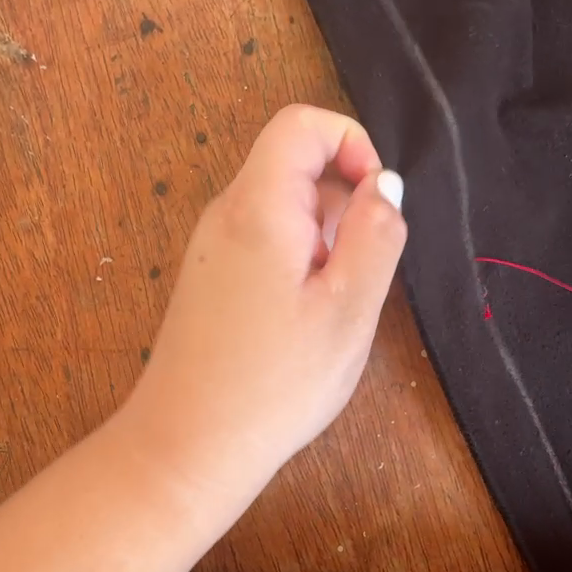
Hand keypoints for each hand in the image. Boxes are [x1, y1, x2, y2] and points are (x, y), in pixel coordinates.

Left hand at [119, 105, 408, 497]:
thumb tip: (383, 182)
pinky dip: (300, 259)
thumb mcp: (348, 309)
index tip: (375, 202)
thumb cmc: (275, 382)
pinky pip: (267, 238)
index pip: (301, 124)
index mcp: (258, 207)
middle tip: (356, 275)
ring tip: (329, 306)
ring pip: (286, 205)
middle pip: (295, 165)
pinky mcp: (212, 273)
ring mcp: (213, 243)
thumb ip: (375, 234)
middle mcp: (228, 212)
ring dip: (326, 238)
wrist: (187, 446)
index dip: (350, 143)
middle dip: (343, 204)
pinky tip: (302, 317)